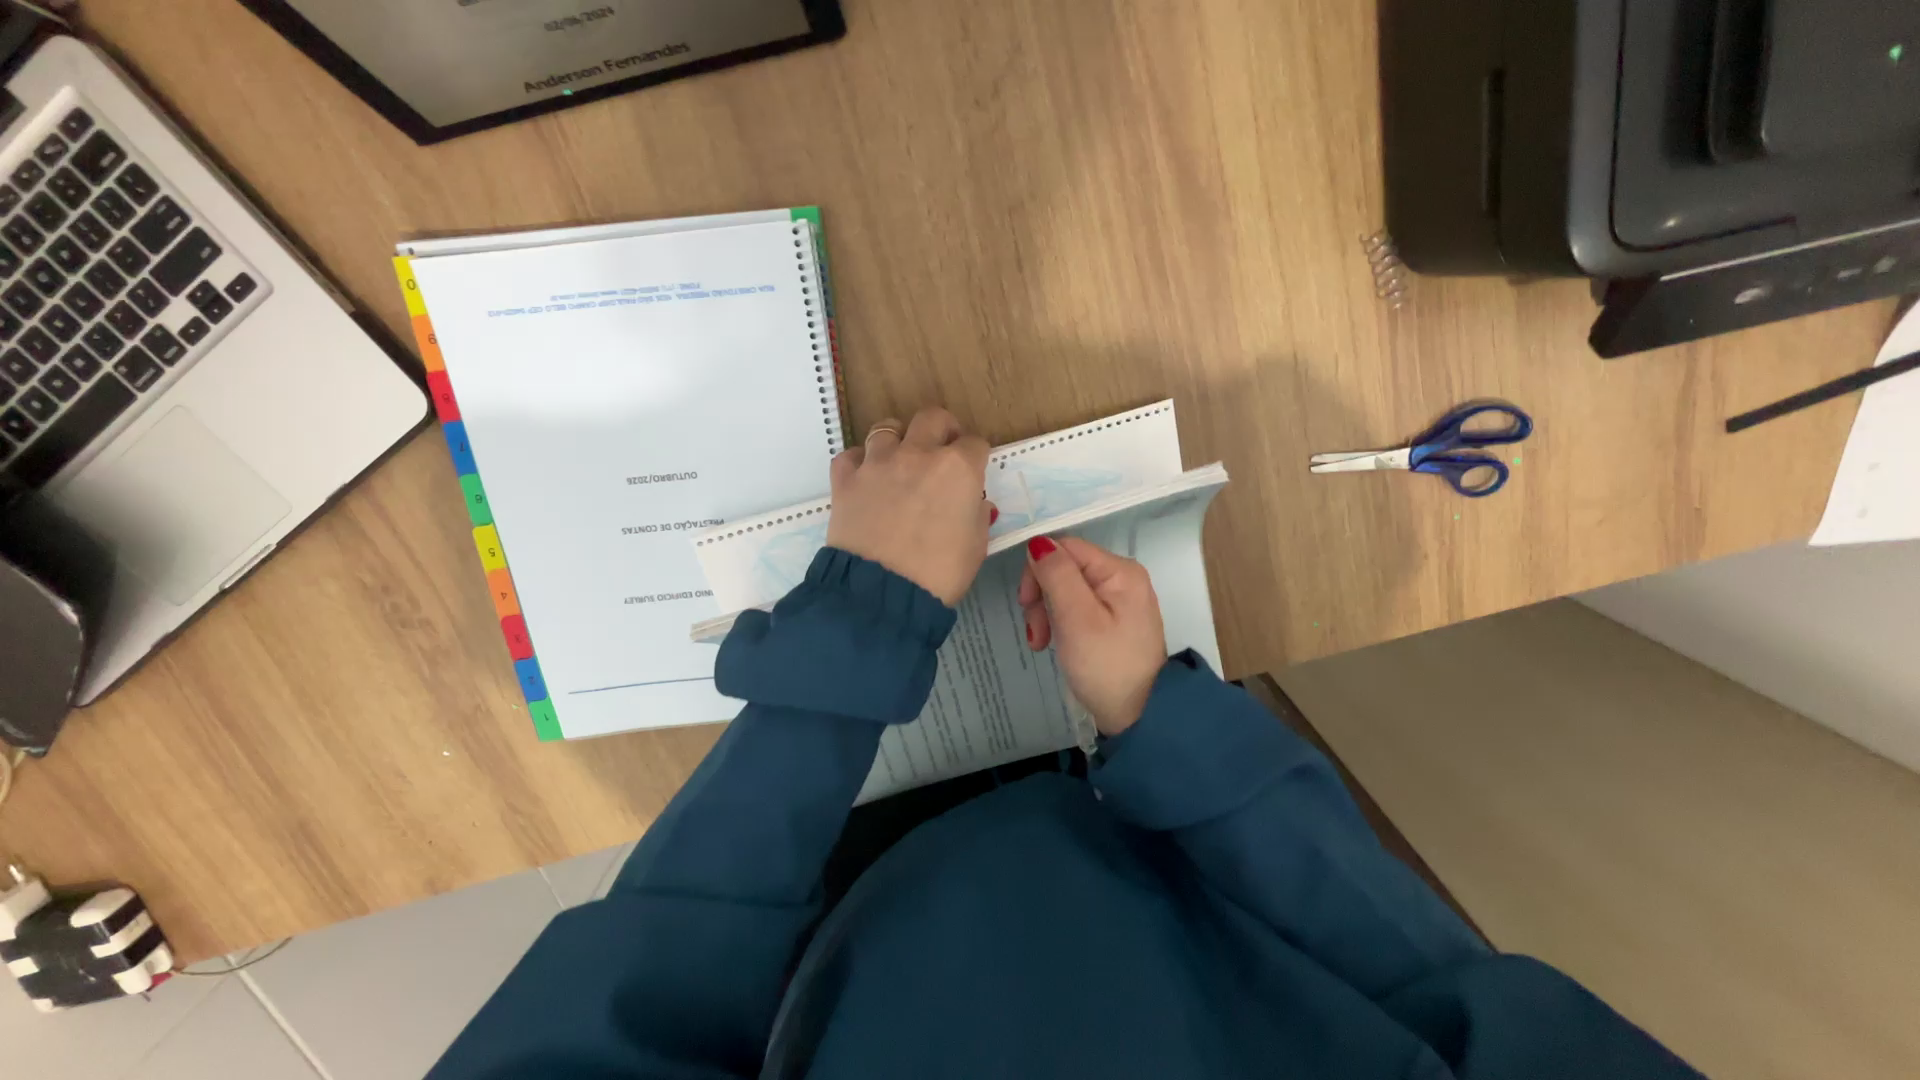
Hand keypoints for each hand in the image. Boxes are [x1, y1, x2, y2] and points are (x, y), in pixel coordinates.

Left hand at [826, 408, 994, 605]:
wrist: (881, 593)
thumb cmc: (939, 574)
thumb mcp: (976, 547)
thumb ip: (977, 515)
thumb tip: (973, 502)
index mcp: (958, 468)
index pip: (975, 443)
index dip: (976, 456)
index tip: (973, 471)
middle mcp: (917, 454)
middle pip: (932, 418)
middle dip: (942, 430)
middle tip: (942, 451)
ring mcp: (877, 463)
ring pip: (887, 427)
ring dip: (898, 439)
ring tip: (900, 461)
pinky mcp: (845, 480)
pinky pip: (851, 455)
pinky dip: (860, 462)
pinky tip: (866, 479)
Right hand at [1019, 536, 1166, 735]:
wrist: (1138, 716)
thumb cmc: (1106, 666)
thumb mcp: (1076, 619)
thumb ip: (1057, 575)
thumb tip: (1038, 542)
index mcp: (1119, 571)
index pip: (1064, 548)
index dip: (1038, 570)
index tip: (1027, 605)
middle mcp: (1122, 577)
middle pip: (1064, 567)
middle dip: (1041, 596)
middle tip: (1036, 633)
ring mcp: (1118, 600)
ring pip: (1065, 588)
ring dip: (1046, 613)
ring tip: (1041, 644)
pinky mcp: (1112, 620)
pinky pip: (1076, 607)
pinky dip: (1059, 623)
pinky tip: (1053, 644)